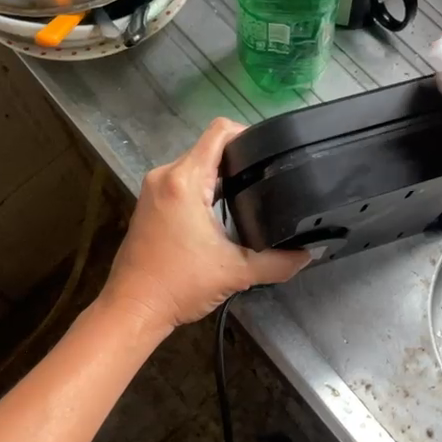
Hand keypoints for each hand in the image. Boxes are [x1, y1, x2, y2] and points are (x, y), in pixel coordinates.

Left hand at [100, 118, 312, 331]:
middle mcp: (165, 175)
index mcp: (185, 180)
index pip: (219, 132)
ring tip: (250, 191)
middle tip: (267, 175)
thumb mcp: (236, 273)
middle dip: (238, 158)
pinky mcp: (149, 203)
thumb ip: (278, 262)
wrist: (133, 309)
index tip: (270, 149)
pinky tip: (223, 208)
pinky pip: (182, 180)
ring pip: (194, 164)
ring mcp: (153, 189)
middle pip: (208, 147)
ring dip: (220, 174)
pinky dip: (204, 187)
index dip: (248, 132)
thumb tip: (308, 255)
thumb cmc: (179, 285)